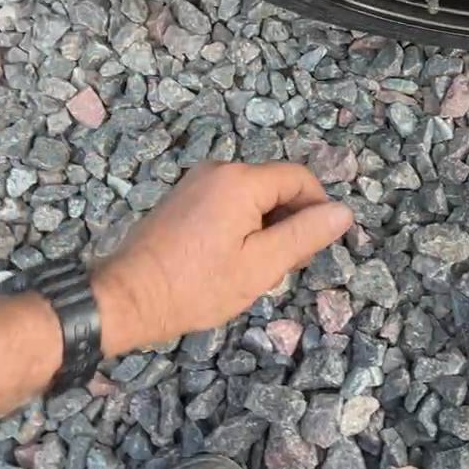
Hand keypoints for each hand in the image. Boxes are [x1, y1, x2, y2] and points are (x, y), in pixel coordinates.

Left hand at [91, 162, 352, 353]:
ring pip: (254, 195)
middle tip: (283, 266)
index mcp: (241, 180)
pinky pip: (229, 200)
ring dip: (266, 225)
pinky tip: (231, 258)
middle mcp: (220, 169)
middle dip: (289, 220)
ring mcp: (198, 180)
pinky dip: (242, 223)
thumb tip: (343, 211)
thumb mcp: (260, 266)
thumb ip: (304, 235)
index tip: (312, 247)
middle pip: (276, 185)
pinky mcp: (184, 196)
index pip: (299, 179)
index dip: (317, 208)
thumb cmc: (196, 287)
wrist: (124, 299)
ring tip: (254, 267)